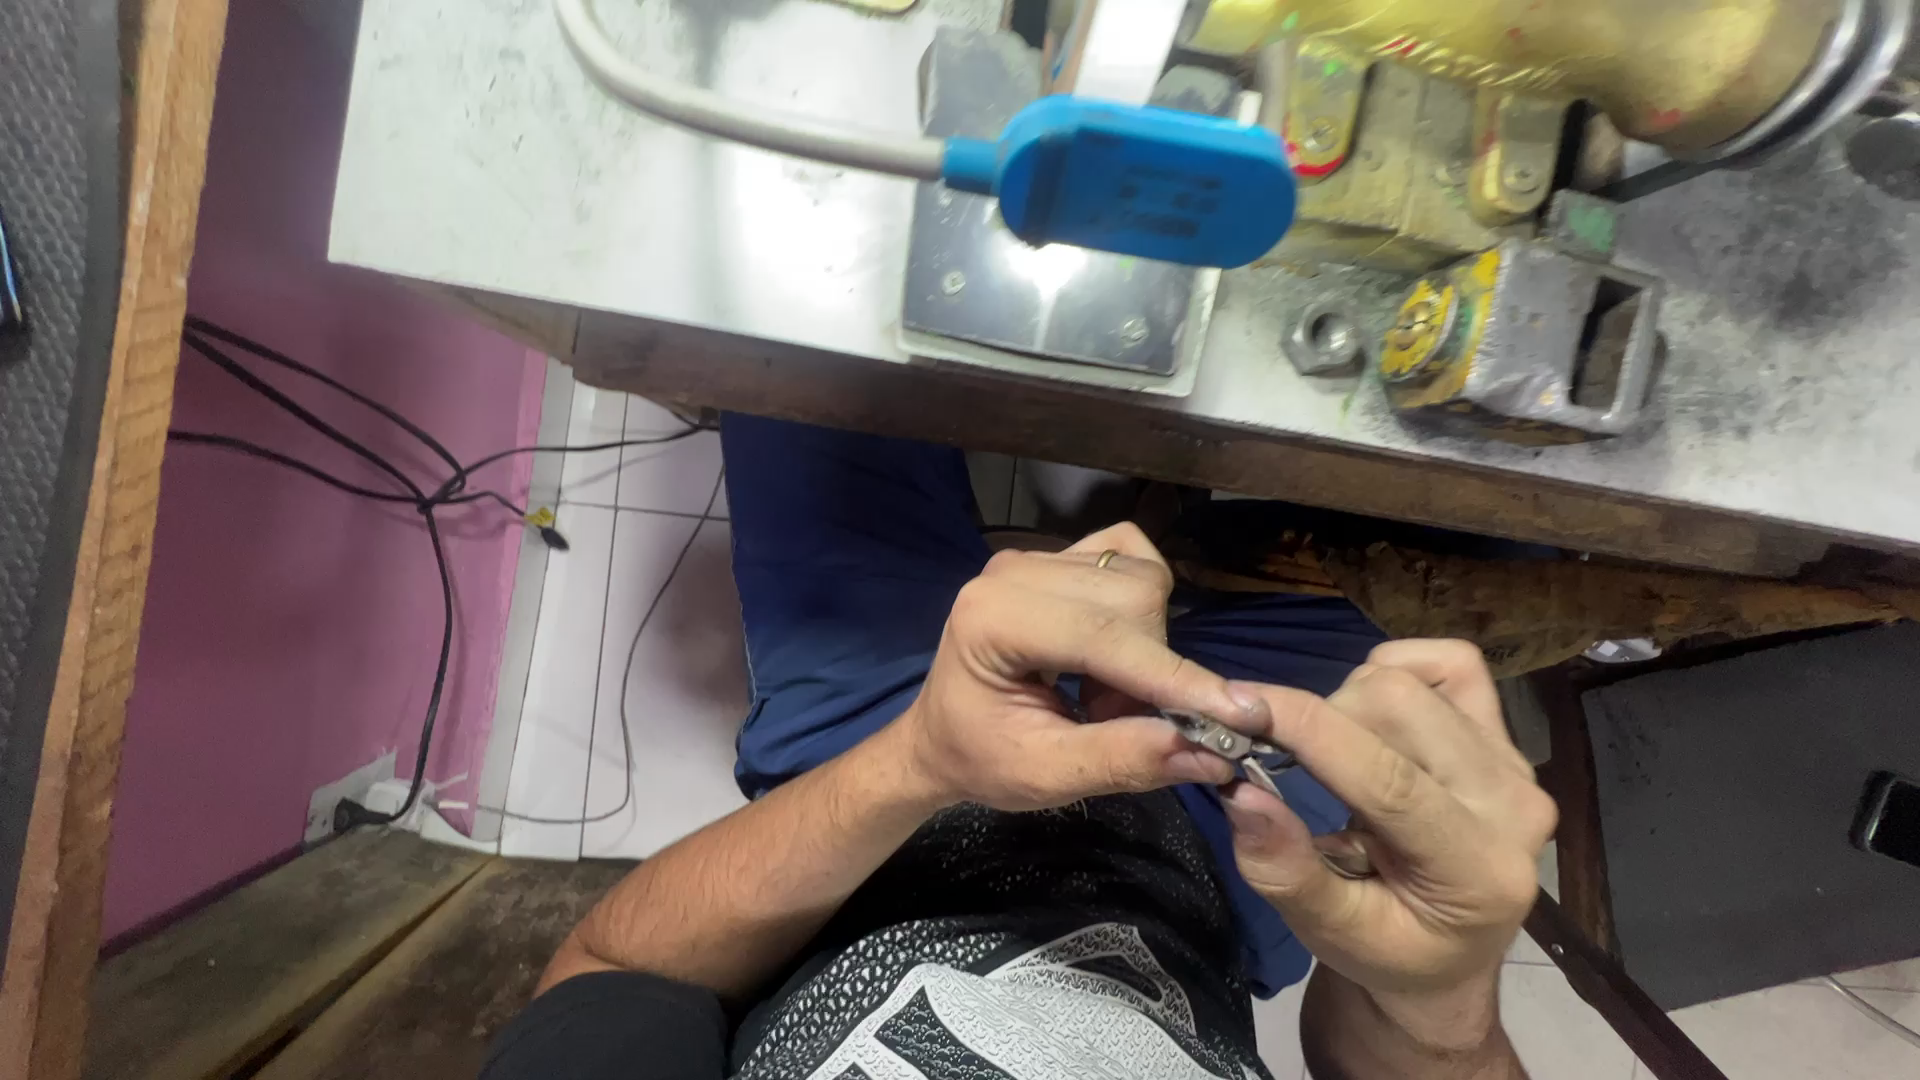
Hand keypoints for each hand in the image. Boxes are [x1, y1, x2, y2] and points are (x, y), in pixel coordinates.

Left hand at [889, 523, 1253, 811]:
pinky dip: (1140, 610)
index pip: (1101, 633)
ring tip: (1102, 696)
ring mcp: (1034, 557)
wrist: (941, 734)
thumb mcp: (1044, 776)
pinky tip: (1109, 652)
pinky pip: (1128, 557)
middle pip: (1132, 595)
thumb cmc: (980, 758)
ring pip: (1139, 577)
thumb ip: (1123, 759)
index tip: (1242, 715)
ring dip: (1146, 646)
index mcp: (992, 617)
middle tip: (1120, 720)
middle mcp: (1013, 570)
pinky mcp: (1055, 557)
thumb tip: (1212, 751)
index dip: (1173, 676)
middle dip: (1153, 668)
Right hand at [1223, 640, 1555, 1044]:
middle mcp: (1514, 806)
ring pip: (1409, 679)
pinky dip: (1395, 671)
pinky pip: (1449, 662)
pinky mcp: (1505, 734)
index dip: (1305, 728)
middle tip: (1288, 757)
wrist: (1446, 958)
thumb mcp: (1326, 931)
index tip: (1235, 707)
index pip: (1386, 778)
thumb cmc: (1385, 949)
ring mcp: (1515, 764)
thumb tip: (1240, 790)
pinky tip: (1375, 719)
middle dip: (1319, 718)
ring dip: (1346, 701)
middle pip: (1395, 703)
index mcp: (1475, 870)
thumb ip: (1283, 869)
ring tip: (1335, 754)